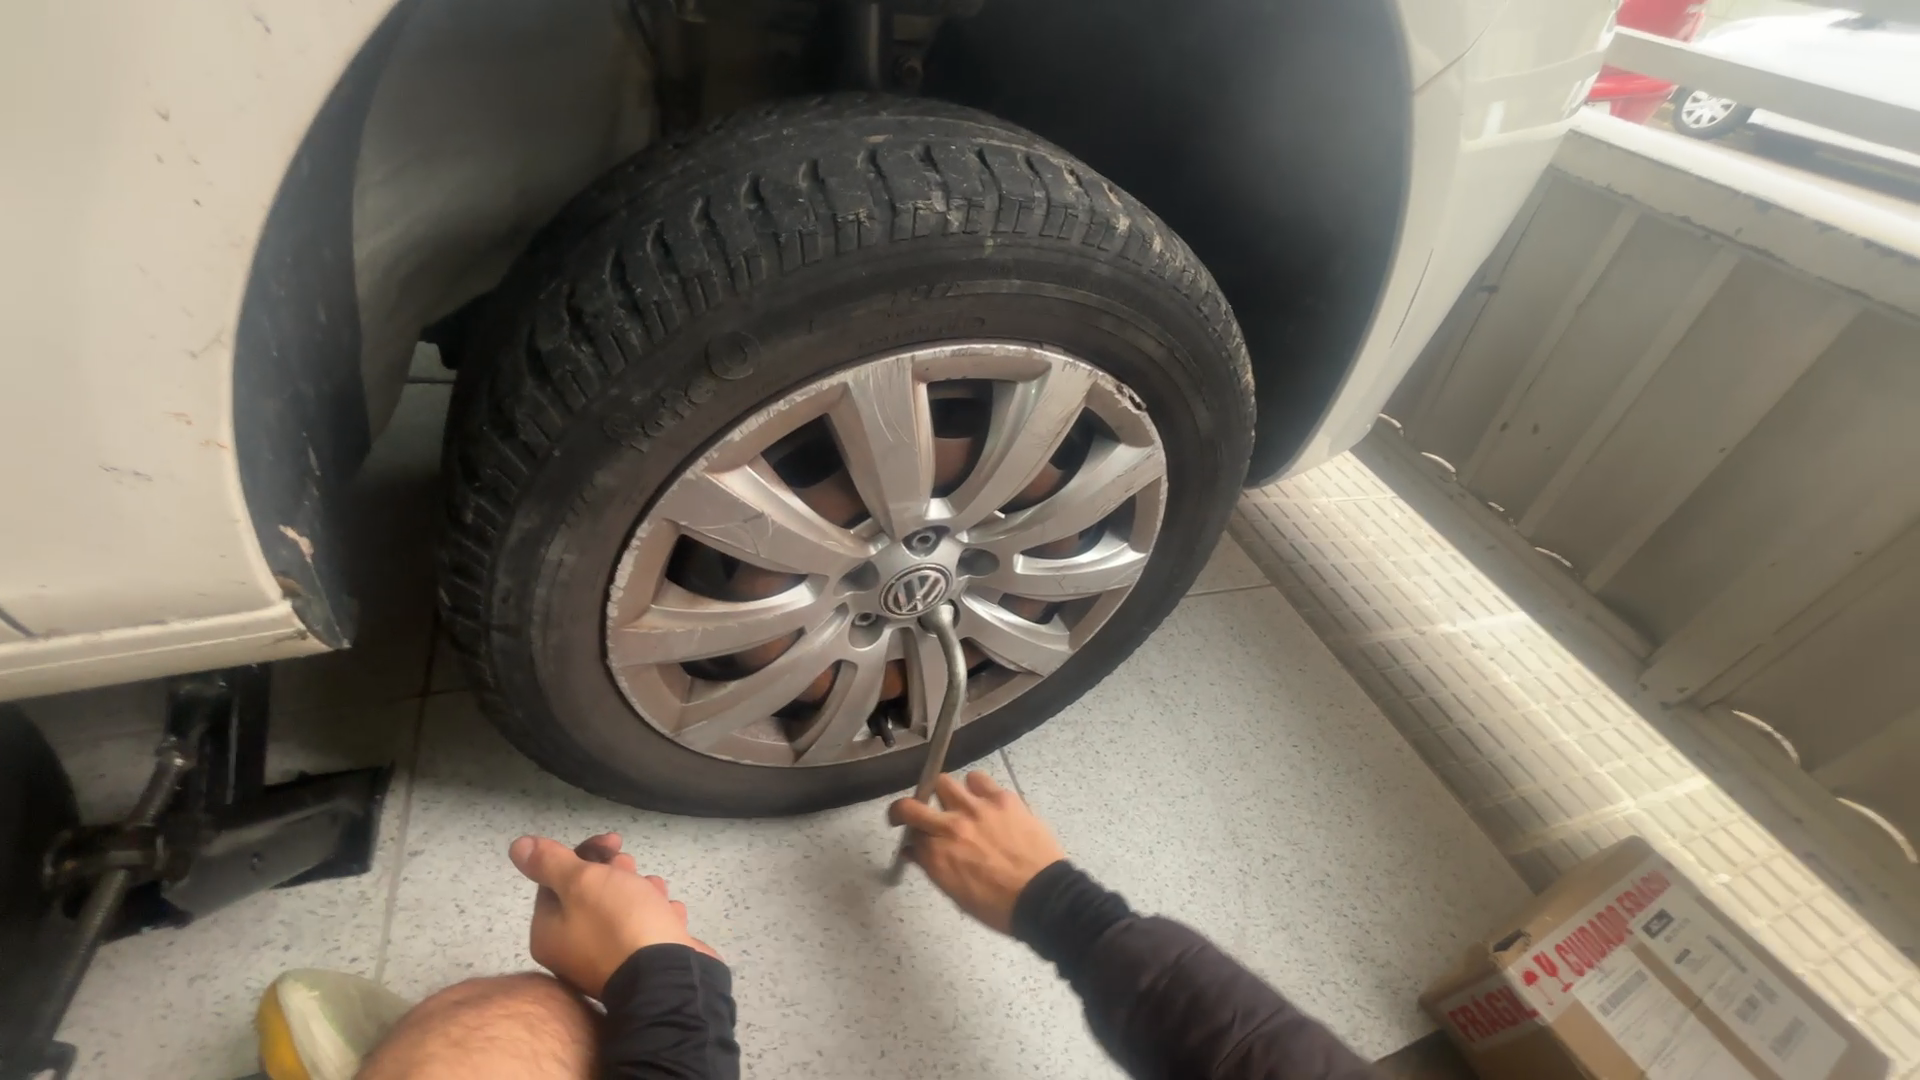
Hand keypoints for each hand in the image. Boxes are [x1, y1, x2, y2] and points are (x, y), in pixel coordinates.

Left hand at [508, 832, 718, 998]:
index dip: (587, 853)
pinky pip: (643, 928)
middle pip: (590, 893)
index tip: (615, 842)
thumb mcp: (582, 882)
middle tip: (631, 871)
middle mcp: (571, 949)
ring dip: (641, 891)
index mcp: (549, 931)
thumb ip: (551, 862)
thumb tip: (518, 846)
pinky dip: (656, 916)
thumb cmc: (619, 923)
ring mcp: (606, 960)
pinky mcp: (637, 964)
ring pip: (622, 908)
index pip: (557, 879)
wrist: (665, 976)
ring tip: (657, 893)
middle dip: (616, 873)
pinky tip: (670, 915)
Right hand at [888, 772, 1066, 933]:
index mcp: (938, 857)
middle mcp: (950, 828)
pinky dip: (976, 787)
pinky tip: (984, 800)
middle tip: (917, 812)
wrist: (1044, 896)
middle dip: (908, 810)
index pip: (909, 835)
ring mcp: (976, 808)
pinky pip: (978, 778)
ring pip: (944, 782)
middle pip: (912, 805)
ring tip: (958, 803)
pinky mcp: (1001, 797)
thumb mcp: (957, 895)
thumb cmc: (999, 906)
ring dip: (945, 794)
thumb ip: (932, 866)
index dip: (910, 835)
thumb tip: (913, 850)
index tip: (914, 836)